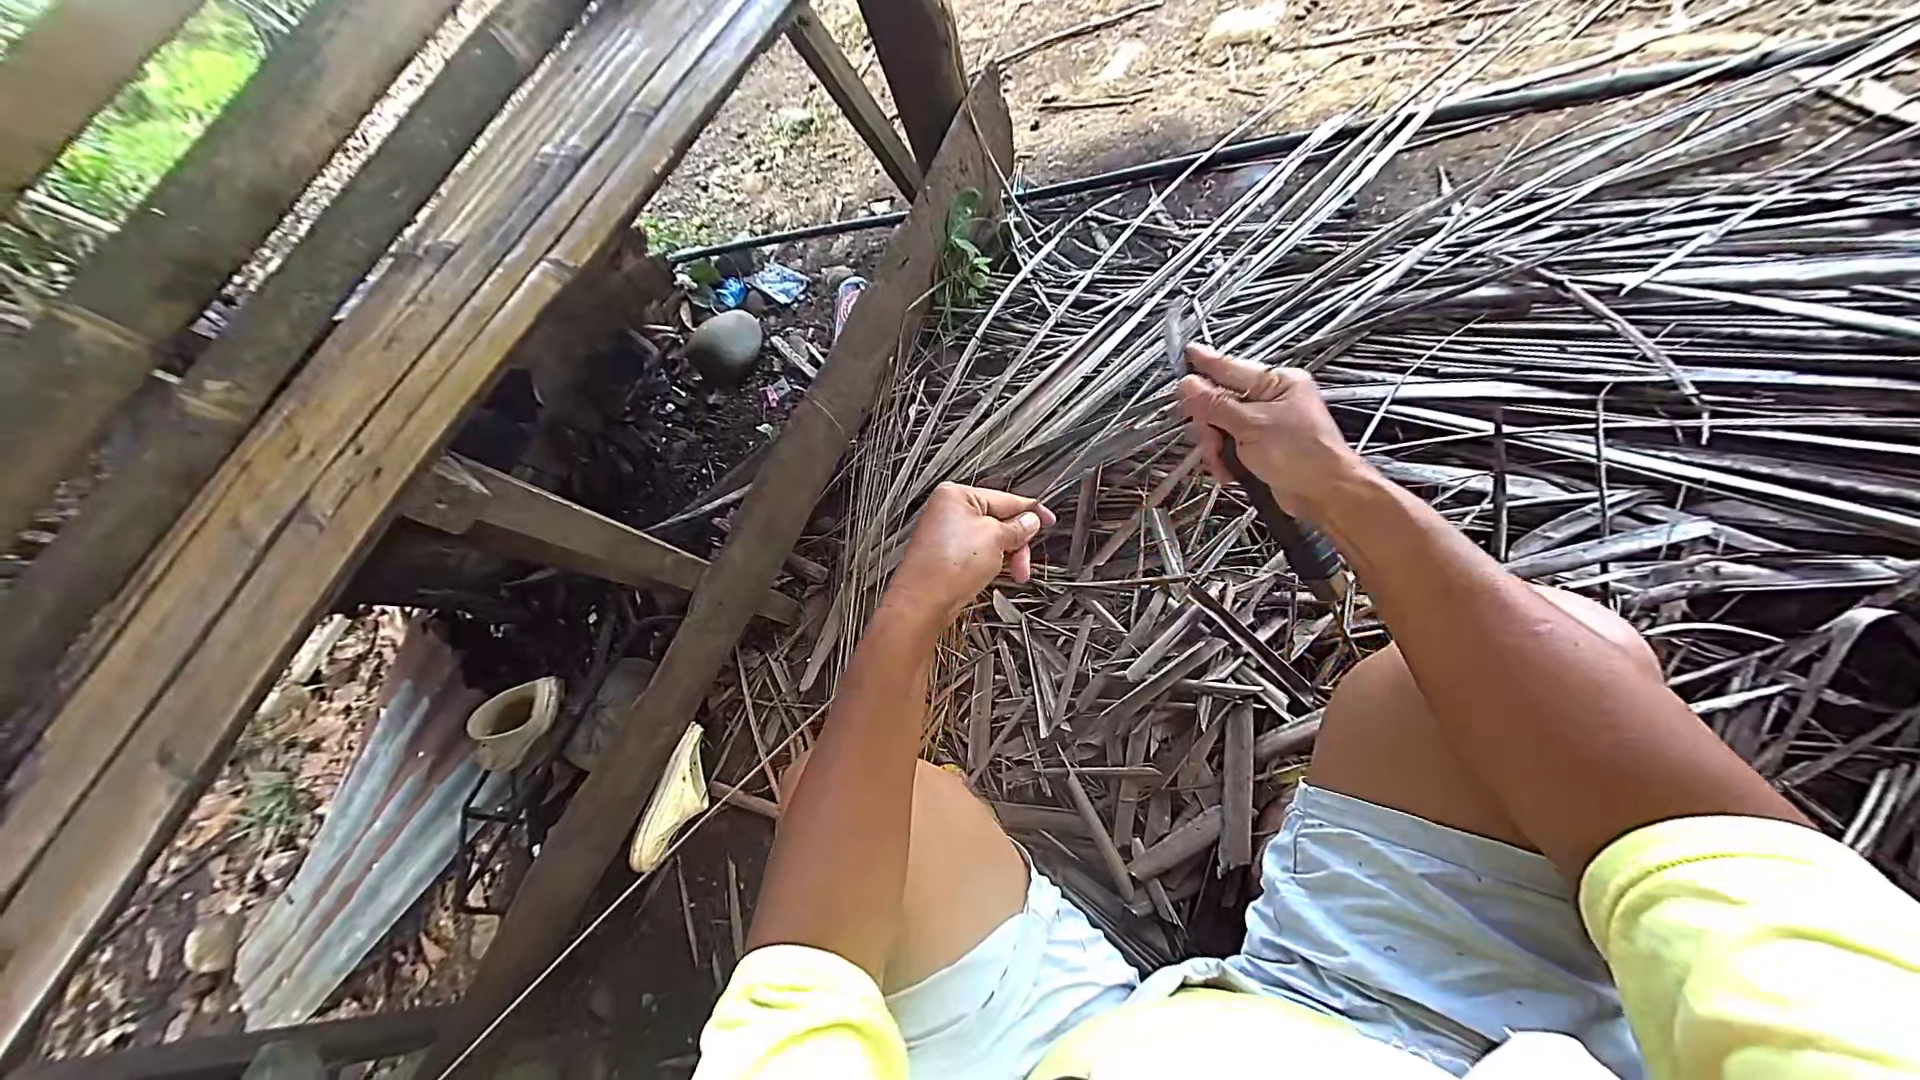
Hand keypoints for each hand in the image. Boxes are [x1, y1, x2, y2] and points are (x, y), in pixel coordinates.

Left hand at [886, 483, 1055, 623]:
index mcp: (957, 495)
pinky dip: (991, 562)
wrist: (924, 602)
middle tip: (1024, 555)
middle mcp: (948, 511)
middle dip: (1016, 540)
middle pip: (998, 519)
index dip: (1030, 510)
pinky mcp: (947, 556)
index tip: (1046, 519)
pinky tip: (992, 573)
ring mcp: (947, 534)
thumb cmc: (947, 568)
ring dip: (1006, 554)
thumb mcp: (996, 539)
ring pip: (990, 539)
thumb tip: (1030, 521)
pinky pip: (978, 553)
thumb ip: (1018, 527)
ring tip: (1011, 570)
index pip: (1005, 498)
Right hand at [1177, 345, 1372, 518]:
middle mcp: (1272, 400)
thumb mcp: (1251, 426)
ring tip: (1222, 461)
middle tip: (1208, 438)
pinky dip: (1224, 459)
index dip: (1206, 363)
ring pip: (1220, 427)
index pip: (1231, 367)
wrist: (1324, 494)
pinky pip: (1229, 446)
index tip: (1189, 353)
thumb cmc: (1306, 456)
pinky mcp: (1261, 447)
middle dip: (1210, 425)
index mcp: (1278, 383)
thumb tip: (1191, 385)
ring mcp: (1265, 424)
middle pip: (1220, 402)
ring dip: (1215, 447)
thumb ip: (1216, 404)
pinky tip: (1230, 470)